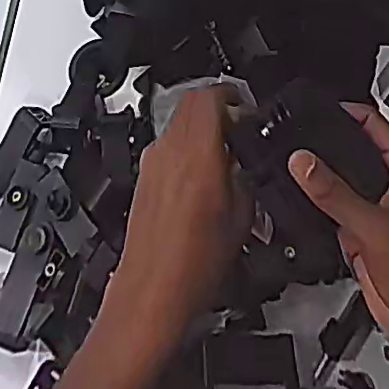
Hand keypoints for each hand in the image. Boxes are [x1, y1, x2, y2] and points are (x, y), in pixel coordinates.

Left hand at [56, 85, 247, 388]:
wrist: (151, 295)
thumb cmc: (191, 267)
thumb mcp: (240, 219)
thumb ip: (244, 177)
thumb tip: (245, 162)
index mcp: (197, 153)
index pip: (210, 96)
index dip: (232, 93)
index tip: (245, 105)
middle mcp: (169, 150)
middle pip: (191, 101)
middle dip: (217, 106)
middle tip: (236, 124)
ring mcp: (152, 162)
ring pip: (178, 121)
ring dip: (200, 126)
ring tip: (221, 154)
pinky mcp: (143, 178)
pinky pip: (167, 145)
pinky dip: (186, 147)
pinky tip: (200, 177)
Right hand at [289, 103, 388, 388]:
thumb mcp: (379, 229)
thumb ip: (337, 194)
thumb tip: (304, 161)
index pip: (375, 125)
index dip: (348, 109)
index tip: (318, 102)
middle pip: (354, 156)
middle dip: (327, 148)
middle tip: (295, 135)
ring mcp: (380, 219)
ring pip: (343, 189)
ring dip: (322, 184)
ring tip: (291, 169)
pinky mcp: (367, 246)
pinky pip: (337, 219)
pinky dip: (321, 215)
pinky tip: (303, 210)